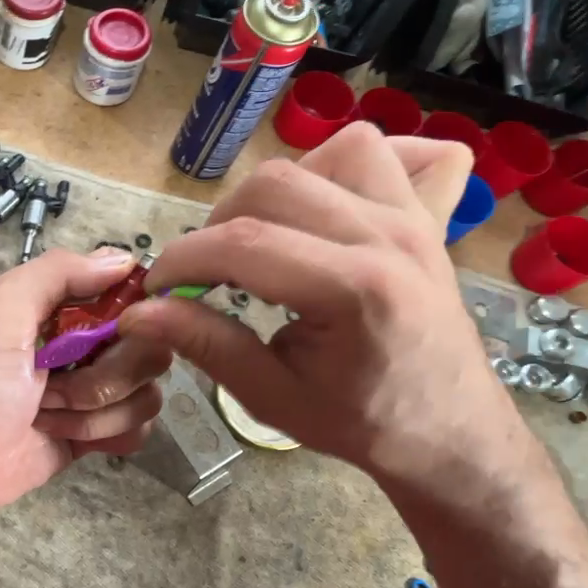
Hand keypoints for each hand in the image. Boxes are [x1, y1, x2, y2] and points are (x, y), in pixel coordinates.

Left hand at [0, 248, 172, 519]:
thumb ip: (56, 274)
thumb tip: (124, 260)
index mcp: (59, 308)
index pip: (130, 295)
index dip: (134, 314)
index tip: (116, 330)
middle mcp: (83, 344)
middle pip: (148, 348)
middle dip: (105, 376)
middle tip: (51, 388)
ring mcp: (93, 391)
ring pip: (145, 391)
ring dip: (96, 410)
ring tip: (47, 417)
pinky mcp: (96, 433)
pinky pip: (138, 428)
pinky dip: (109, 435)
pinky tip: (71, 439)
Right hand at [119, 123, 529, 487]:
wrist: (451, 434)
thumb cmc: (362, 423)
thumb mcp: (271, 396)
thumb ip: (204, 344)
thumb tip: (137, 314)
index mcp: (354, 290)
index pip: (242, 243)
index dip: (181, 260)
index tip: (156, 288)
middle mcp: (388, 237)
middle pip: (274, 186)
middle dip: (219, 228)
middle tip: (207, 277)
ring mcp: (414, 219)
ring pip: (332, 153)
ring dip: (281, 190)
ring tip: (265, 238)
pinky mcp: (427, 216)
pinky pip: (394, 154)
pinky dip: (349, 166)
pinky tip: (327, 203)